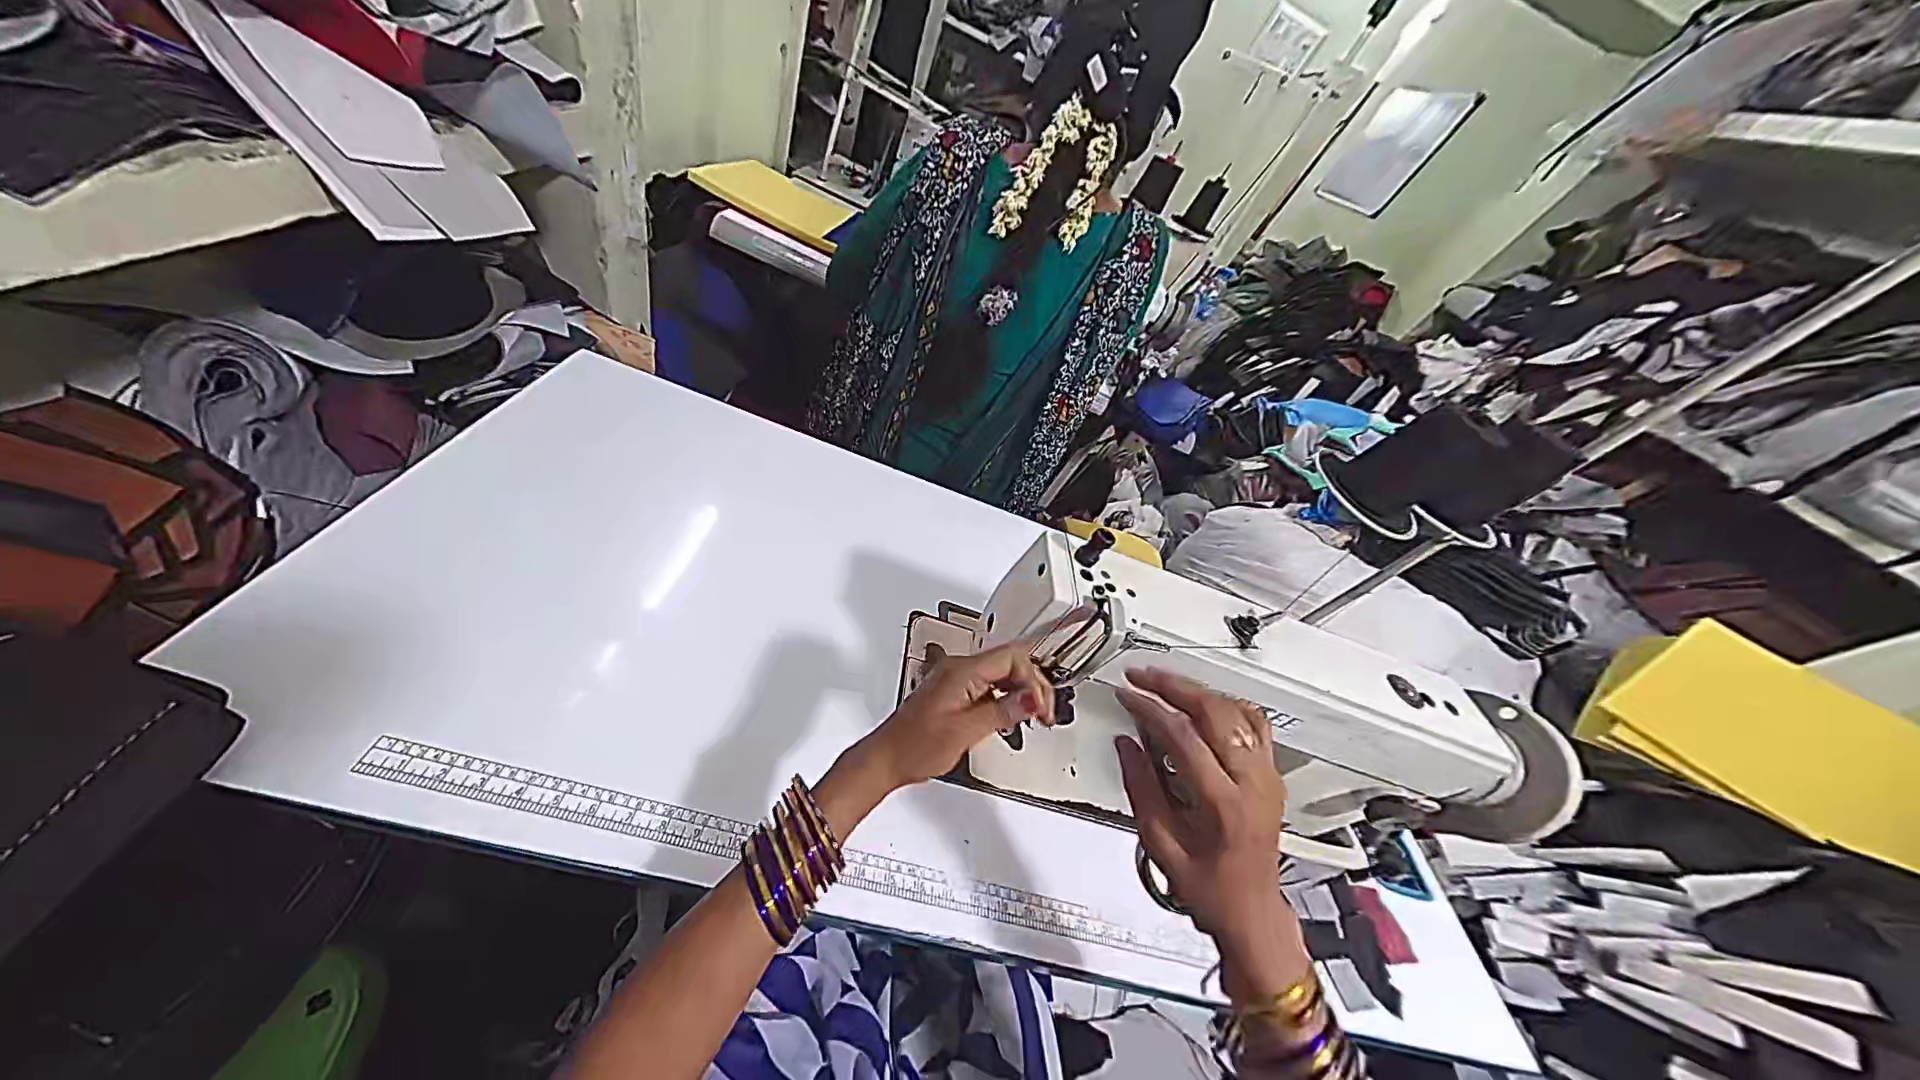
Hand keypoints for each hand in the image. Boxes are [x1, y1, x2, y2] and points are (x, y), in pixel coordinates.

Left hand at [864, 640, 1054, 790]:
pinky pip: (990, 686)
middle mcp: (959, 669)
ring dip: (1022, 692)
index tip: (1040, 706)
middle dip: (1033, 685)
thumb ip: (1002, 712)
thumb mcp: (966, 731)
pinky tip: (1014, 716)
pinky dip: (1007, 699)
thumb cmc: (913, 745)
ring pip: (1002, 674)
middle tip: (1044, 713)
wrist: (887, 758)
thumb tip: (1031, 699)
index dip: (1033, 680)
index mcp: (961, 671)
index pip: (1012, 658)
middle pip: (1010, 662)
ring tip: (1035, 716)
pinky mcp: (956, 692)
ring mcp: (956, 680)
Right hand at [1113, 668, 1310, 999]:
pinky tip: (1204, 699)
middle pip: (1214, 712)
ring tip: (1166, 682)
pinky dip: (1225, 703)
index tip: (1127, 696)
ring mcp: (1266, 776)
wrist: (1251, 911)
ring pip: (1236, 710)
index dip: (1150, 708)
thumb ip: (1141, 788)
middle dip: (1172, 686)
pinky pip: (1254, 723)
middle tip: (1141, 677)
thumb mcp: (1160, 844)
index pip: (1183, 735)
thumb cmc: (1211, 889)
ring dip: (1197, 689)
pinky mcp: (1271, 774)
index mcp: (1223, 805)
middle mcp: (1252, 784)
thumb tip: (1127, 744)